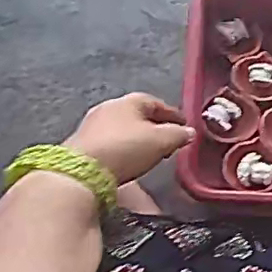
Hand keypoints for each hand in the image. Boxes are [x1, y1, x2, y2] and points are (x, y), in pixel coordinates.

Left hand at [65, 93, 194, 184]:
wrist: (82, 171)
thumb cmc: (126, 148)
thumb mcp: (162, 141)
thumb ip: (178, 134)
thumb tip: (189, 132)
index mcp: (129, 101)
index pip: (156, 103)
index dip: (172, 114)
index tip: (184, 125)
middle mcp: (109, 107)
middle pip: (138, 114)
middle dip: (155, 126)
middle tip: (169, 139)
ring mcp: (92, 125)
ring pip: (123, 128)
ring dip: (138, 137)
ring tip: (152, 151)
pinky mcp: (83, 143)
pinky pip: (111, 141)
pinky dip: (124, 147)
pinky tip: (130, 159)